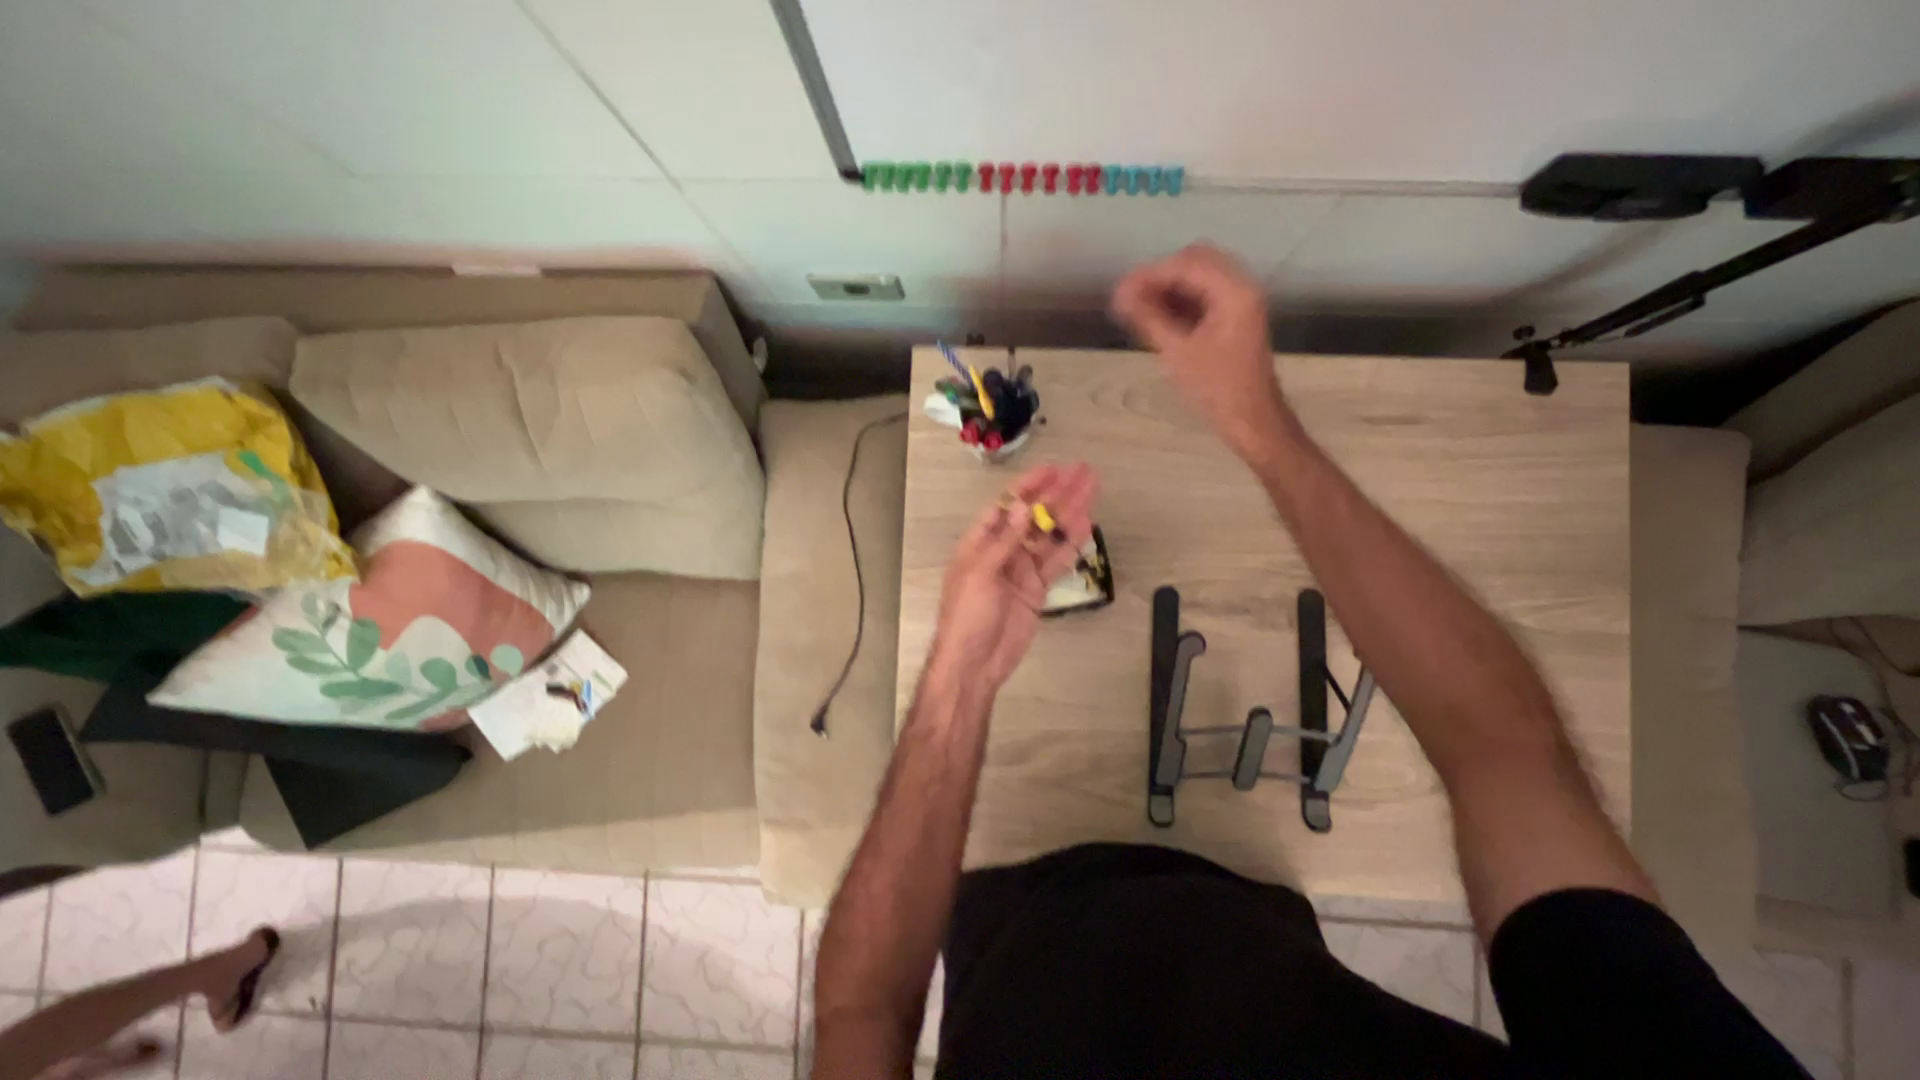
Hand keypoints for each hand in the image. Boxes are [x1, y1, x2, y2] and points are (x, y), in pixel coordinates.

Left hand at [930, 463, 1099, 691]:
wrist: (974, 663)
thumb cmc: (967, 616)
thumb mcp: (981, 574)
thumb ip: (1004, 541)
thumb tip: (1022, 506)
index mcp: (979, 542)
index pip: (1006, 505)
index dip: (1029, 486)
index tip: (1054, 469)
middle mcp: (1001, 551)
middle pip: (1032, 517)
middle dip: (1056, 494)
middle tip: (1084, 473)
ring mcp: (1020, 571)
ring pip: (1048, 536)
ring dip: (1069, 514)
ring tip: (1092, 491)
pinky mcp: (1036, 590)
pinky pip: (1055, 563)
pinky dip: (1070, 545)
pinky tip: (1086, 525)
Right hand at [1111, 244, 1294, 457]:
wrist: (1251, 418)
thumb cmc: (1215, 389)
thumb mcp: (1177, 352)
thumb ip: (1149, 317)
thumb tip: (1120, 295)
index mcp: (1233, 292)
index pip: (1185, 265)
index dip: (1149, 275)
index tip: (1119, 292)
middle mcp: (1241, 286)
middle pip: (1194, 260)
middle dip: (1159, 275)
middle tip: (1129, 297)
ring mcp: (1241, 299)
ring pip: (1199, 275)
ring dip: (1169, 286)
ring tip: (1138, 308)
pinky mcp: (1236, 314)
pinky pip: (1205, 292)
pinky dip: (1181, 298)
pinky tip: (1158, 316)